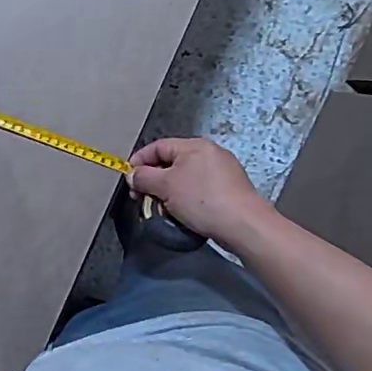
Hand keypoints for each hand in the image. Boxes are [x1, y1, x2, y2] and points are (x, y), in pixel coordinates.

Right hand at [127, 137, 276, 247]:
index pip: (157, 147)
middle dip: (153, 180)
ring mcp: (222, 171)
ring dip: (168, 192)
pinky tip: (182, 212)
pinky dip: (185, 198)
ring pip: (184, 177)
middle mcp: (210, 153)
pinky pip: (198, 189)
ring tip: (161, 208)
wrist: (243, 225)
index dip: (139, 161)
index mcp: (194, 145)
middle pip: (171, 162)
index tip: (127, 178)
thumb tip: (132, 174)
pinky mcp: (229, 189)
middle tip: (142, 197)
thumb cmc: (202, 200)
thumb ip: (143, 177)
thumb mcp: (165, 186)